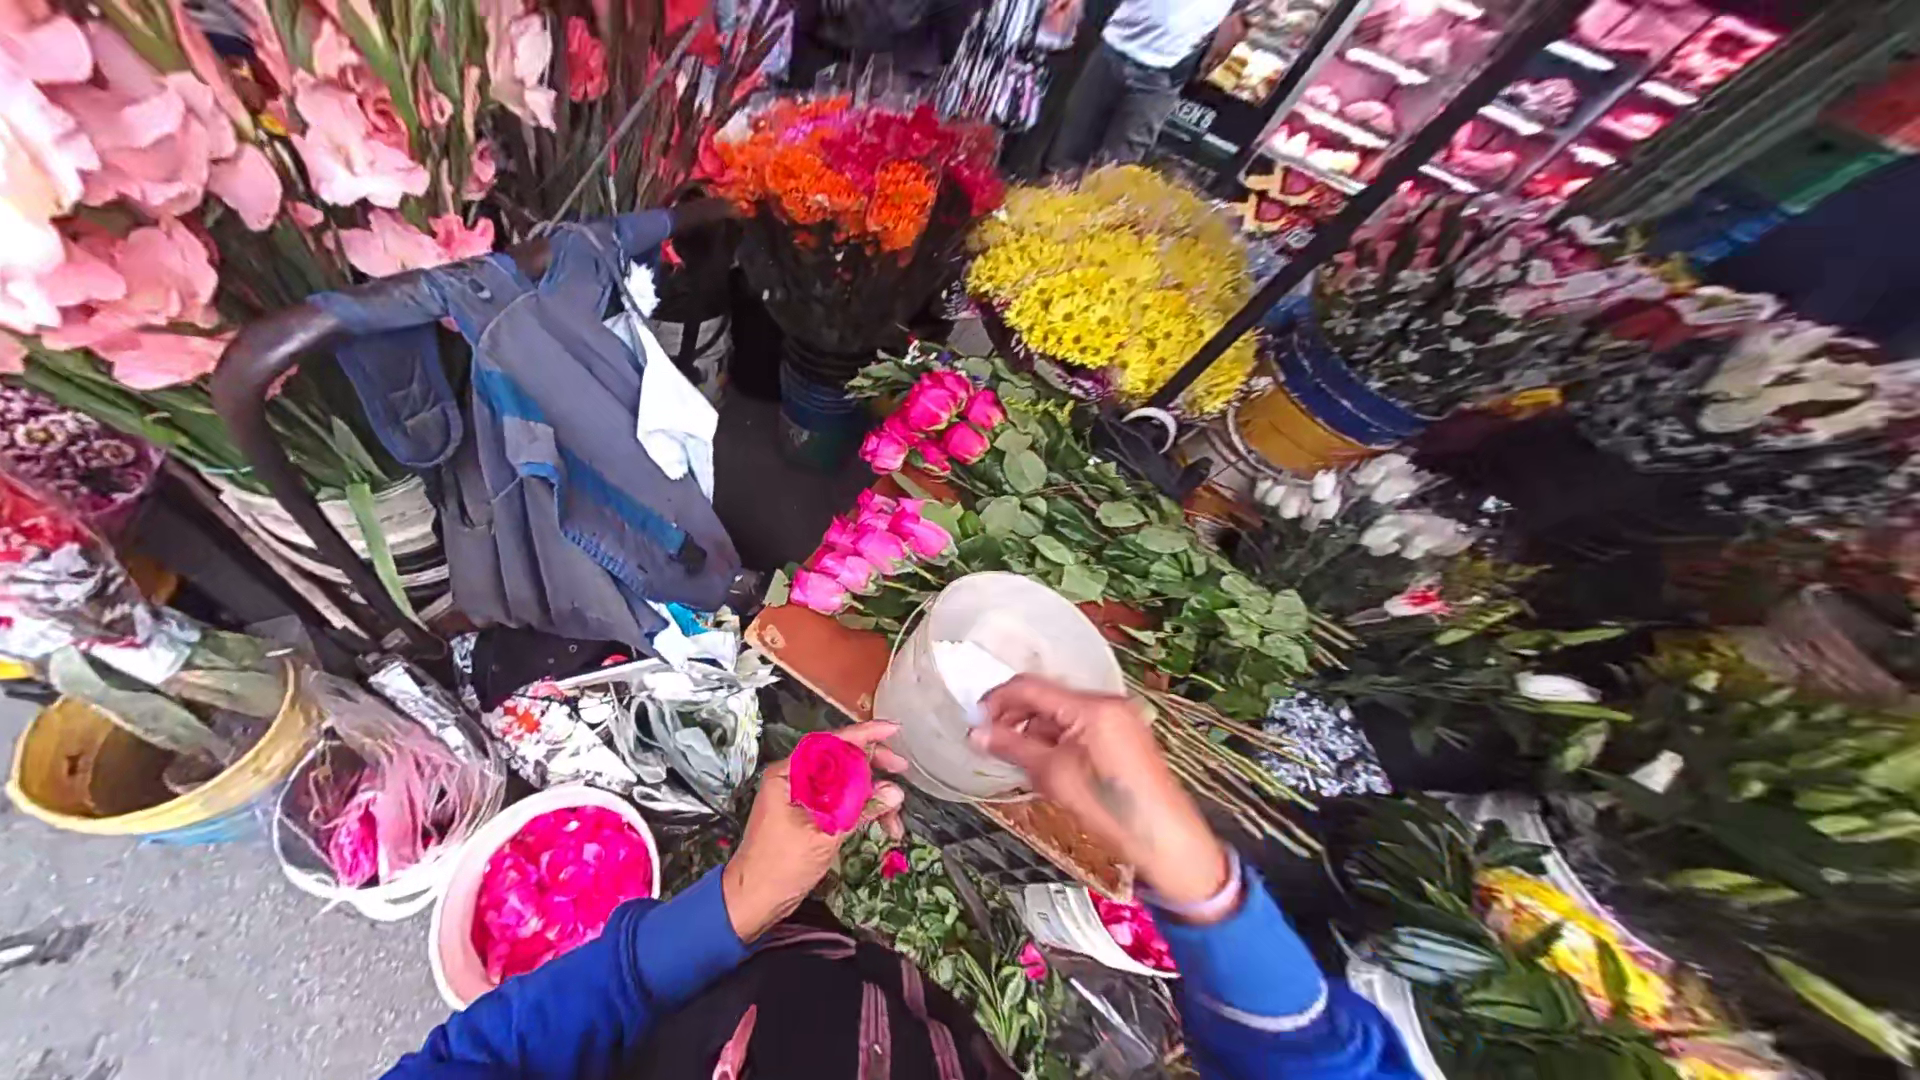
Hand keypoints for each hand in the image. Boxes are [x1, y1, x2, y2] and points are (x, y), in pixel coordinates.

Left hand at [722, 722, 907, 941]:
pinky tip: (882, 825)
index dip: (866, 734)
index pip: (833, 743)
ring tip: (895, 814)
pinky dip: (862, 810)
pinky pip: (843, 801)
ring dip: (872, 795)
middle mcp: (797, 778)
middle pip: (842, 758)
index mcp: (790, 774)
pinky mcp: (811, 814)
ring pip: (847, 782)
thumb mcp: (824, 835)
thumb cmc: (779, 867)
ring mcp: (804, 796)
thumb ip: (859, 810)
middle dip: (874, 764)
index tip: (893, 730)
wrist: (751, 903)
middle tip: (901, 767)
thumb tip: (895, 791)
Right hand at [972, 676, 1231, 911]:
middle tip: (990, 738)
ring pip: (1061, 713)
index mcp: (1092, 707)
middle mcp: (1107, 703)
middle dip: (1015, 716)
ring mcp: (1118, 718)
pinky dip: (1056, 738)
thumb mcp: (1053, 777)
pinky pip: (1079, 725)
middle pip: (1047, 697)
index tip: (977, 717)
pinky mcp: (1122, 734)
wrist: (1167, 843)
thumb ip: (1012, 747)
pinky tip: (1042, 760)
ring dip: (1034, 729)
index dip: (998, 700)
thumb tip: (979, 733)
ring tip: (1014, 755)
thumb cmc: (1116, 812)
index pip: (1031, 687)